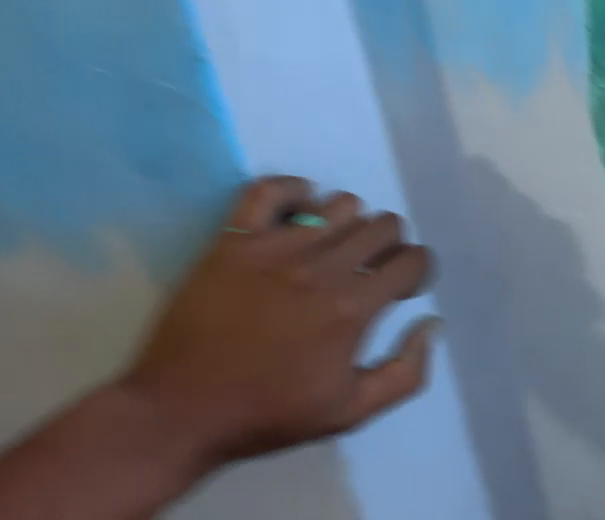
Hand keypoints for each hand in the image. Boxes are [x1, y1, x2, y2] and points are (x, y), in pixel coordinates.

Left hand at [117, 176, 440, 470]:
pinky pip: (270, 188)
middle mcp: (322, 267)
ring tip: (329, 250)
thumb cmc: (265, 413)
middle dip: (387, 248)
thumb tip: (431, 324)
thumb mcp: (348, 413)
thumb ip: (405, 373)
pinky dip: (293, 191)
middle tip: (365, 273)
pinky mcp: (235, 240)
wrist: (174, 416)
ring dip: (347, 224)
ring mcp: (277, 247)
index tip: (397, 291)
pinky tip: (296, 212)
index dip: (414, 274)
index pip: (413, 259)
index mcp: (352, 307)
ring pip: (342, 203)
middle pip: (384, 224)